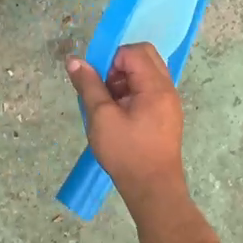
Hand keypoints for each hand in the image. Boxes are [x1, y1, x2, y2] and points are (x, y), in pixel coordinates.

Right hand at [66, 43, 187, 211]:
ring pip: (146, 73)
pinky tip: (118, 114)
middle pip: (145, 57)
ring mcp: (169, 104)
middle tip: (104, 87)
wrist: (153, 190)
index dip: (112, 59)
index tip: (99, 80)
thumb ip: (88, 84)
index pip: (134, 51)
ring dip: (124, 79)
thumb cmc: (126, 151)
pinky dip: (131, 92)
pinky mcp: (166, 116)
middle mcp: (167, 91)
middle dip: (119, 65)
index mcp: (155, 88)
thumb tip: (74, 60)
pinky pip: (148, 89)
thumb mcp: (100, 116)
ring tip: (109, 104)